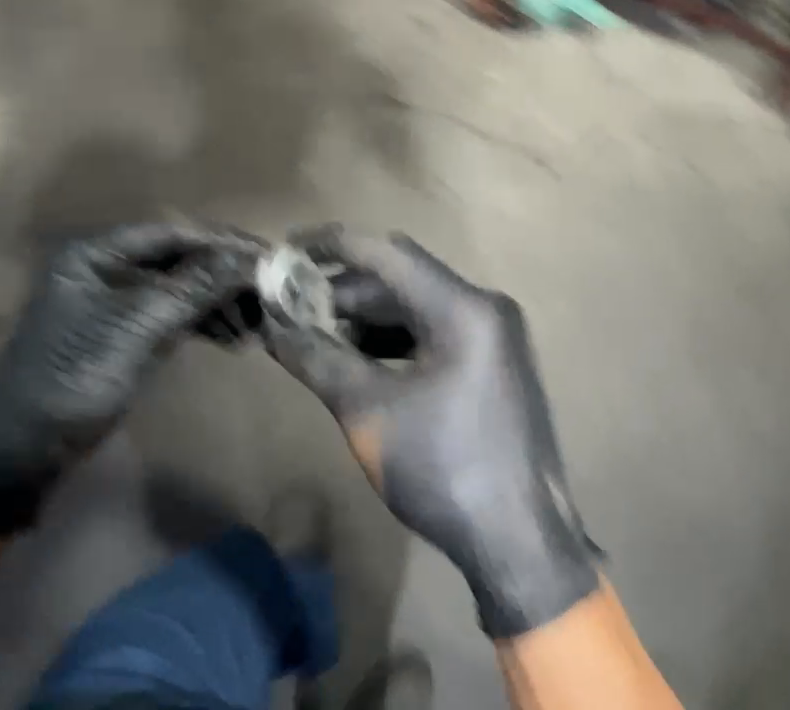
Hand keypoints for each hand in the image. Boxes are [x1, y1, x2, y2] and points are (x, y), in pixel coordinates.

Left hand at [0, 223, 262, 536]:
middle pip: (176, 259)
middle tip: (267, 293)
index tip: (267, 256)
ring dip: (216, 302)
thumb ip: (194, 288)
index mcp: (94, 254)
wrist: (20, 453)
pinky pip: (168, 316)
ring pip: (175, 289)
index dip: (221, 242)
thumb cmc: (75, 381)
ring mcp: (109, 304)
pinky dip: (199, 324)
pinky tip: (231, 339)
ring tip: (254, 325)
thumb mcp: (139, 330)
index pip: (171, 232)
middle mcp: (101, 268)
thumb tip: (249, 257)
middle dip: (222, 276)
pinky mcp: (118, 335)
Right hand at [263, 229, 598, 638]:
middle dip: (341, 292)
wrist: (519, 541)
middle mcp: (484, 309)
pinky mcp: (490, 365)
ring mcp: (492, 337)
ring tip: (311, 338)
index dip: (330, 247)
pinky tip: (354, 361)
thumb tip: (270, 323)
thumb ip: (317, 358)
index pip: (385, 253)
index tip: (283, 252)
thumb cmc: (443, 470)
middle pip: (400, 281)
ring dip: (364, 319)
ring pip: (415, 309)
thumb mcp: (369, 412)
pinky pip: (432, 335)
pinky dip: (391, 343)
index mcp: (464, 308)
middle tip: (288, 310)